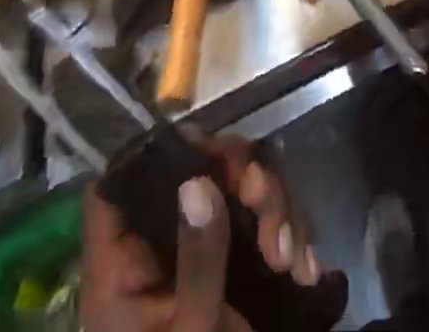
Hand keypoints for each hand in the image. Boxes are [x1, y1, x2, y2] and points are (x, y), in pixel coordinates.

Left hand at [80, 138, 323, 331]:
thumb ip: (196, 259)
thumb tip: (196, 182)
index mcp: (124, 261)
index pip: (122, 182)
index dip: (158, 154)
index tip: (210, 155)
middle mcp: (160, 248)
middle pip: (193, 176)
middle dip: (241, 181)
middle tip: (266, 207)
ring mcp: (201, 258)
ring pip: (236, 198)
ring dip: (274, 212)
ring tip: (292, 260)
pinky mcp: (236, 274)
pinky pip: (262, 232)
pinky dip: (289, 239)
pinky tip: (307, 270)